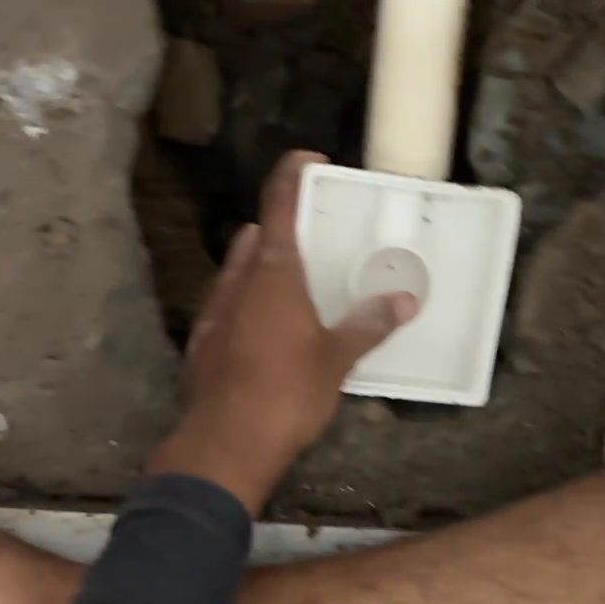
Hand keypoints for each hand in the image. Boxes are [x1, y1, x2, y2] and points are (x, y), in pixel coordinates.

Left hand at [148, 151, 418, 513]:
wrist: (226, 443)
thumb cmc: (286, 393)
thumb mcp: (336, 360)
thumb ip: (367, 326)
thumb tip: (402, 300)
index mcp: (273, 273)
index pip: (280, 203)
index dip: (293, 175)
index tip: (309, 160)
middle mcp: (237, 283)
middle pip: (256, 239)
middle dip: (279, 230)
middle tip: (310, 239)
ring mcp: (214, 314)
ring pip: (235, 273)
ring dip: (258, 267)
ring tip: (287, 281)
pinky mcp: (201, 346)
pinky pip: (224, 309)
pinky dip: (243, 305)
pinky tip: (257, 327)